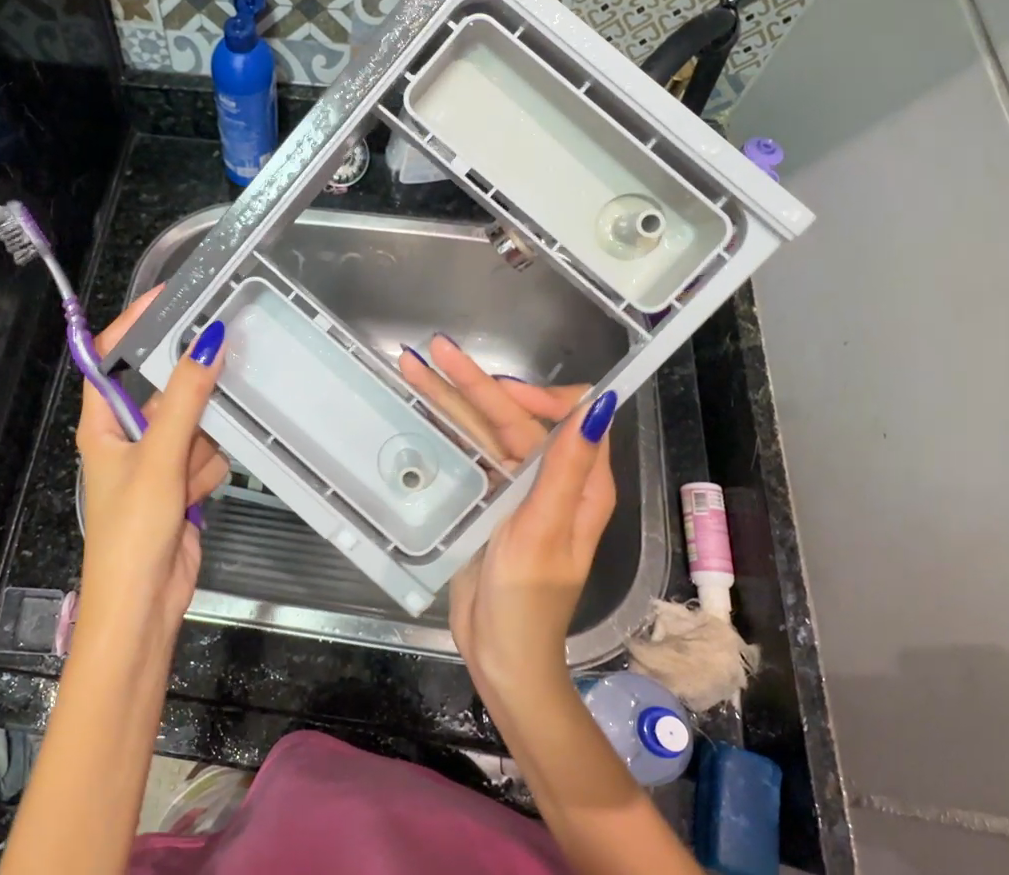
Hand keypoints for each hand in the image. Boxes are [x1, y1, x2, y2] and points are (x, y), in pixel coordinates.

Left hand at [75, 288, 229, 642]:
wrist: (144, 603)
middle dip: (189, 401)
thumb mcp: (160, 456)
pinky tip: (198, 496)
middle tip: (218, 382)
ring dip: (199, 448)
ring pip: (195, 424)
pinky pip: (206, 456)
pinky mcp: (181, 485)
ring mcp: (156, 461)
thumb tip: (209, 339)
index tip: (172, 295)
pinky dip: (207, 472)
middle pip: (166, 390)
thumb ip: (186, 397)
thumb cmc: (133, 528)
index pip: (112, 358)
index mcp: (102, 423)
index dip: (137, 324)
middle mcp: (128, 436)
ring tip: (187, 478)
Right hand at [397, 336, 616, 712]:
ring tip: (412, 369)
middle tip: (432, 353)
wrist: (500, 655)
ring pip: (486, 433)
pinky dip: (446, 431)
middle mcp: (552, 479)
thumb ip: (565, 468)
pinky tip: (420, 411)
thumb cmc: (528, 600)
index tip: (489, 384)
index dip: (527, 393)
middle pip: (514, 418)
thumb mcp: (543, 532)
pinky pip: (470, 456)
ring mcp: (517, 491)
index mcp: (580, 483)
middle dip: (474, 384)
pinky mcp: (489, 505)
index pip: (561, 417)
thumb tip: (596, 405)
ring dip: (452, 401)